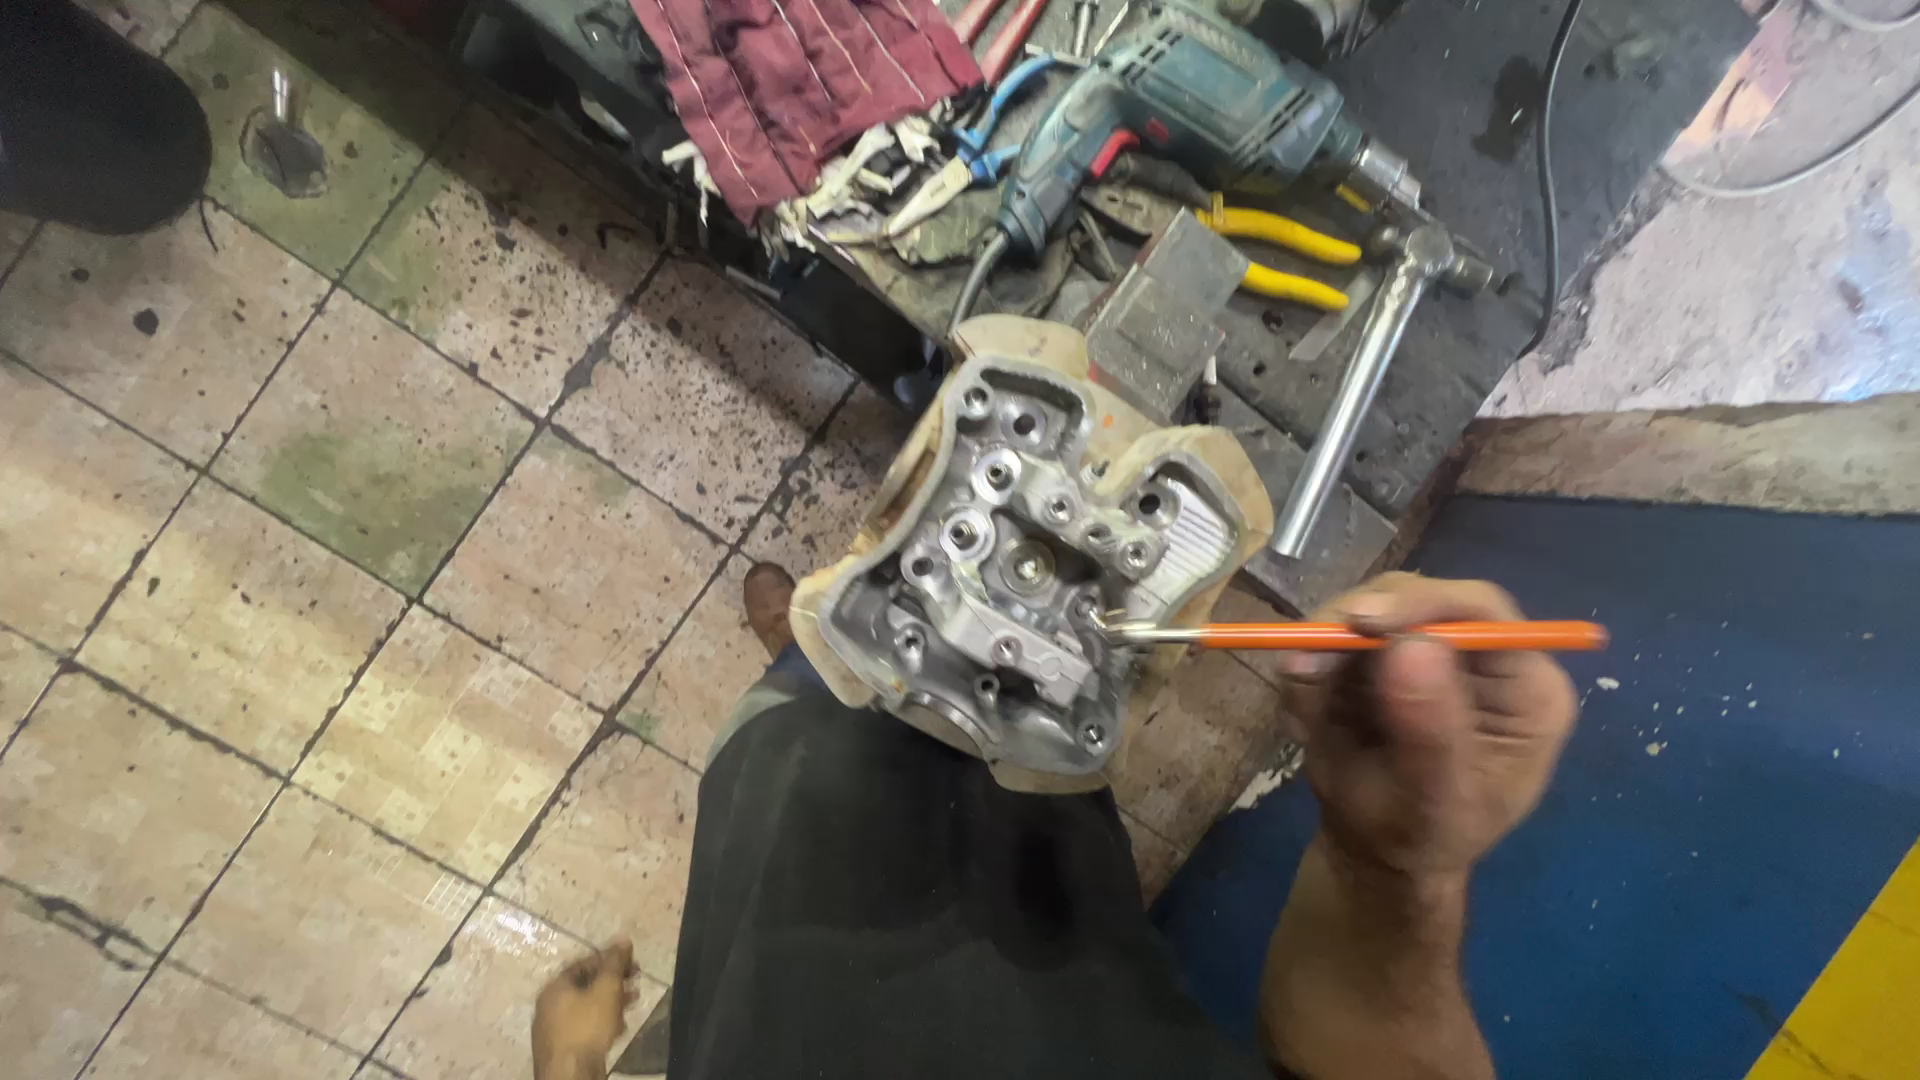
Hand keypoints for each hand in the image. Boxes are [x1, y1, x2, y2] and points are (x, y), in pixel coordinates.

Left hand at [533, 937, 635, 1075]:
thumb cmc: (587, 1026)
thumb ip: (615, 962)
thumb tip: (622, 938)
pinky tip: (619, 1027)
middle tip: (635, 981)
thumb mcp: (606, 988)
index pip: (584, 962)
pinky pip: (585, 1026)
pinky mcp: (562, 1049)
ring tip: (633, 1003)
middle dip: (614, 982)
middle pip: (587, 984)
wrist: (570, 1076)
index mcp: (555, 988)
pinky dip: (603, 1021)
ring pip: (588, 1006)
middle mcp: (549, 1006)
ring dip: (612, 1001)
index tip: (631, 962)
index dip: (610, 959)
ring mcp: (553, 1030)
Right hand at [1282, 573, 1577, 885]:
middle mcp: (1469, 655)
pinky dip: (1302, 675)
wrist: (1373, 849)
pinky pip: (1322, 641)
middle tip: (1307, 662)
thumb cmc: (1421, 835)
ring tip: (1304, 719)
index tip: (1360, 621)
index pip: (1479, 610)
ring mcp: (1412, 651)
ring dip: (1317, 653)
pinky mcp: (1365, 659)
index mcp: (1518, 685)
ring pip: (1356, 611)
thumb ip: (1430, 730)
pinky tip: (1304, 725)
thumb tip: (1411, 646)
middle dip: (1352, 625)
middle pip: (1409, 596)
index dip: (1420, 602)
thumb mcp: (1435, 799)